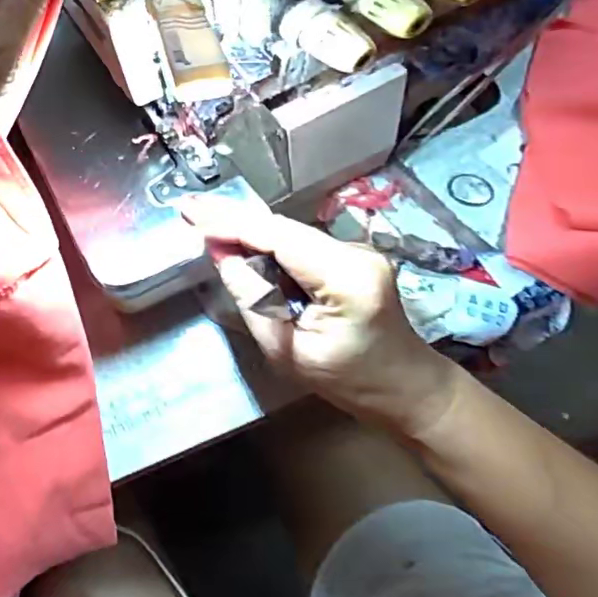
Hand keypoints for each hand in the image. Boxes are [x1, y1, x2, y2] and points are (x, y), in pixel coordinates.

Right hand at [180, 197, 461, 434]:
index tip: (191, 214)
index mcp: (346, 278)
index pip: (278, 238)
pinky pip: (296, 241)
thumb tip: (222, 254)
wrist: (410, 388)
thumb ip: (253, 298)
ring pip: (286, 230)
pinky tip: (235, 238)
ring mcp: (355, 249)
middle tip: (187, 207)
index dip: (231, 224)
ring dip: (244, 228)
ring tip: (201, 220)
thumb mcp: (289, 352)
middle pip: (280, 227)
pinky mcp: (349, 253)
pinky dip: (263, 240)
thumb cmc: (351, 383)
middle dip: (231, 218)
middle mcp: (354, 251)